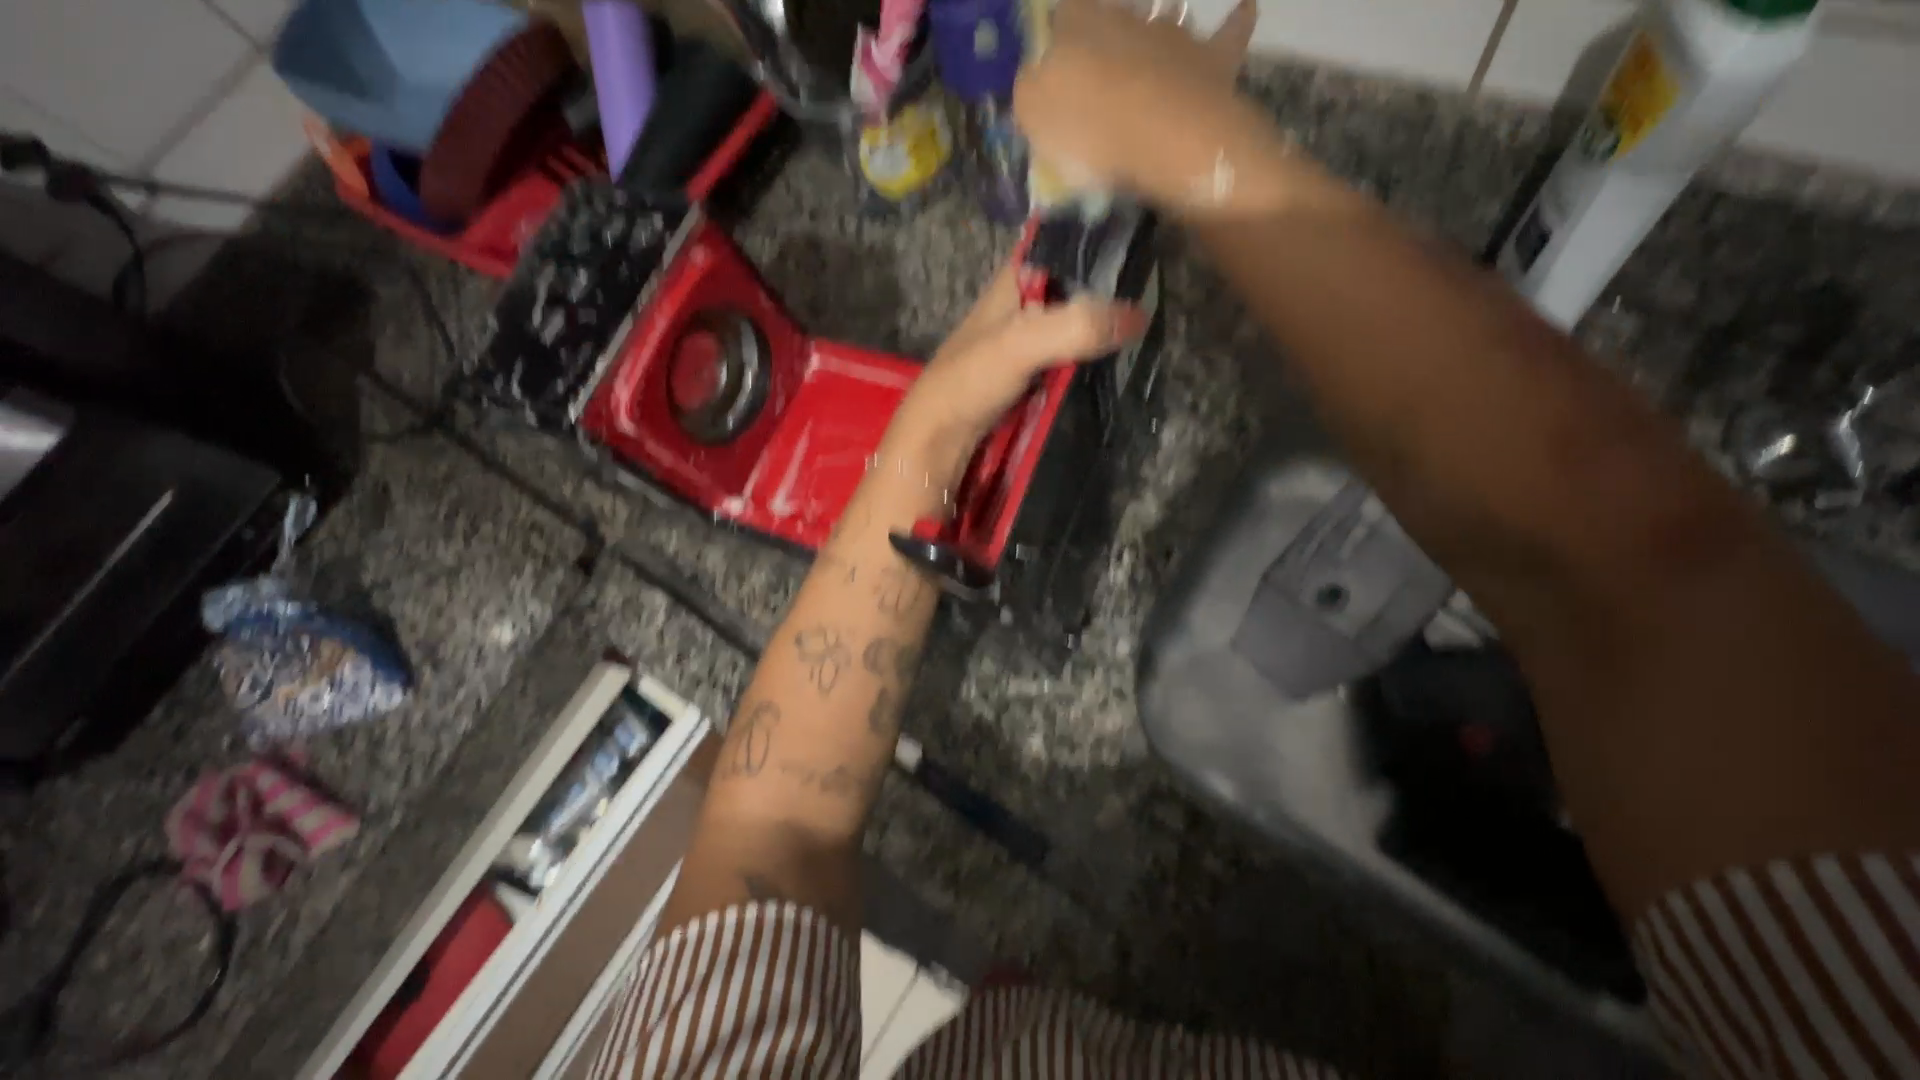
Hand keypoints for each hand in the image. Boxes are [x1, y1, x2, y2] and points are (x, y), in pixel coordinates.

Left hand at [883, 263, 1147, 484]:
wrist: (938, 440)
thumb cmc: (969, 381)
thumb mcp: (1021, 343)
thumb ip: (1075, 326)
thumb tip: (1140, 316)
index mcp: (1014, 282)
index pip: (1066, 248)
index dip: (1103, 248)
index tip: (1148, 252)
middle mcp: (1024, 306)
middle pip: (1078, 290)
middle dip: (1112, 297)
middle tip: (1160, 300)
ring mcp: (1031, 344)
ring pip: (1079, 327)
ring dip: (1107, 333)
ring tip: (1151, 333)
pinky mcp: (1036, 377)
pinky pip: (1074, 361)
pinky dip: (1093, 363)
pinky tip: (1122, 364)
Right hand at [1013, 0, 1264, 206]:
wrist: (1166, 137)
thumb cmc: (1091, 128)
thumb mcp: (1034, 113)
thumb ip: (1032, 90)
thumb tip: (1037, 77)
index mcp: (1079, 27)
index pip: (1066, 11)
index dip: (1062, 25)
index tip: (1057, 43)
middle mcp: (1128, 18)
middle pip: (1115, 10)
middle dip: (1109, 24)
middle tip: (1104, 49)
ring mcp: (1176, 35)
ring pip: (1167, 13)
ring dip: (1163, 16)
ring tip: (1161, 22)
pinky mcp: (1214, 60)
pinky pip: (1231, 29)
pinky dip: (1238, 18)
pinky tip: (1245, 6)